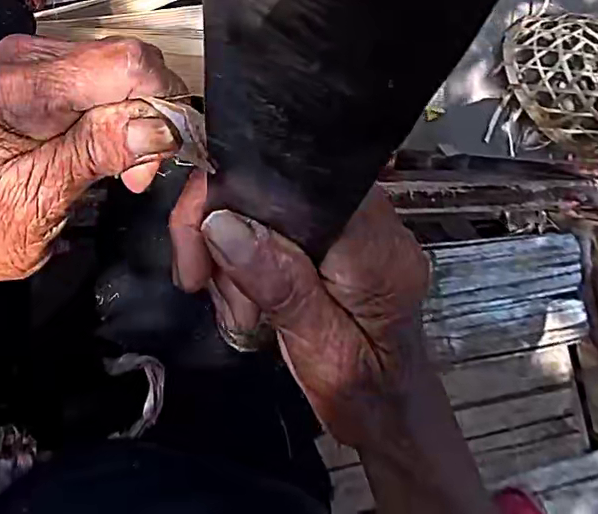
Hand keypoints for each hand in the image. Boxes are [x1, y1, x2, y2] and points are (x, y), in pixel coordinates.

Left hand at [0, 35, 188, 304]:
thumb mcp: (43, 198)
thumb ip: (97, 152)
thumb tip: (154, 126)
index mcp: (16, 88)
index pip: (119, 66)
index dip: (153, 107)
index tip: (152, 156)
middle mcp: (25, 60)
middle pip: (128, 60)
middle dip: (149, 115)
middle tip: (135, 169)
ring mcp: (40, 59)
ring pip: (129, 66)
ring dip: (141, 116)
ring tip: (121, 162)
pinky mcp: (55, 69)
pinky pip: (116, 75)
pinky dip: (128, 111)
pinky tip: (113, 144)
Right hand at [170, 176, 434, 449]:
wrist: (397, 417)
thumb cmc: (372, 398)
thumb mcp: (325, 355)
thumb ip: (281, 286)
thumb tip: (222, 224)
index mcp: (371, 244)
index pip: (287, 181)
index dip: (229, 195)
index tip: (200, 242)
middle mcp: (366, 218)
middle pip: (265, 184)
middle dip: (221, 228)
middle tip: (206, 280)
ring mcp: (349, 220)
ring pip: (257, 200)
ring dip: (228, 248)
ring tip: (240, 305)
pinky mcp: (332, 229)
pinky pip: (270, 217)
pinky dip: (243, 249)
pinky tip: (248, 291)